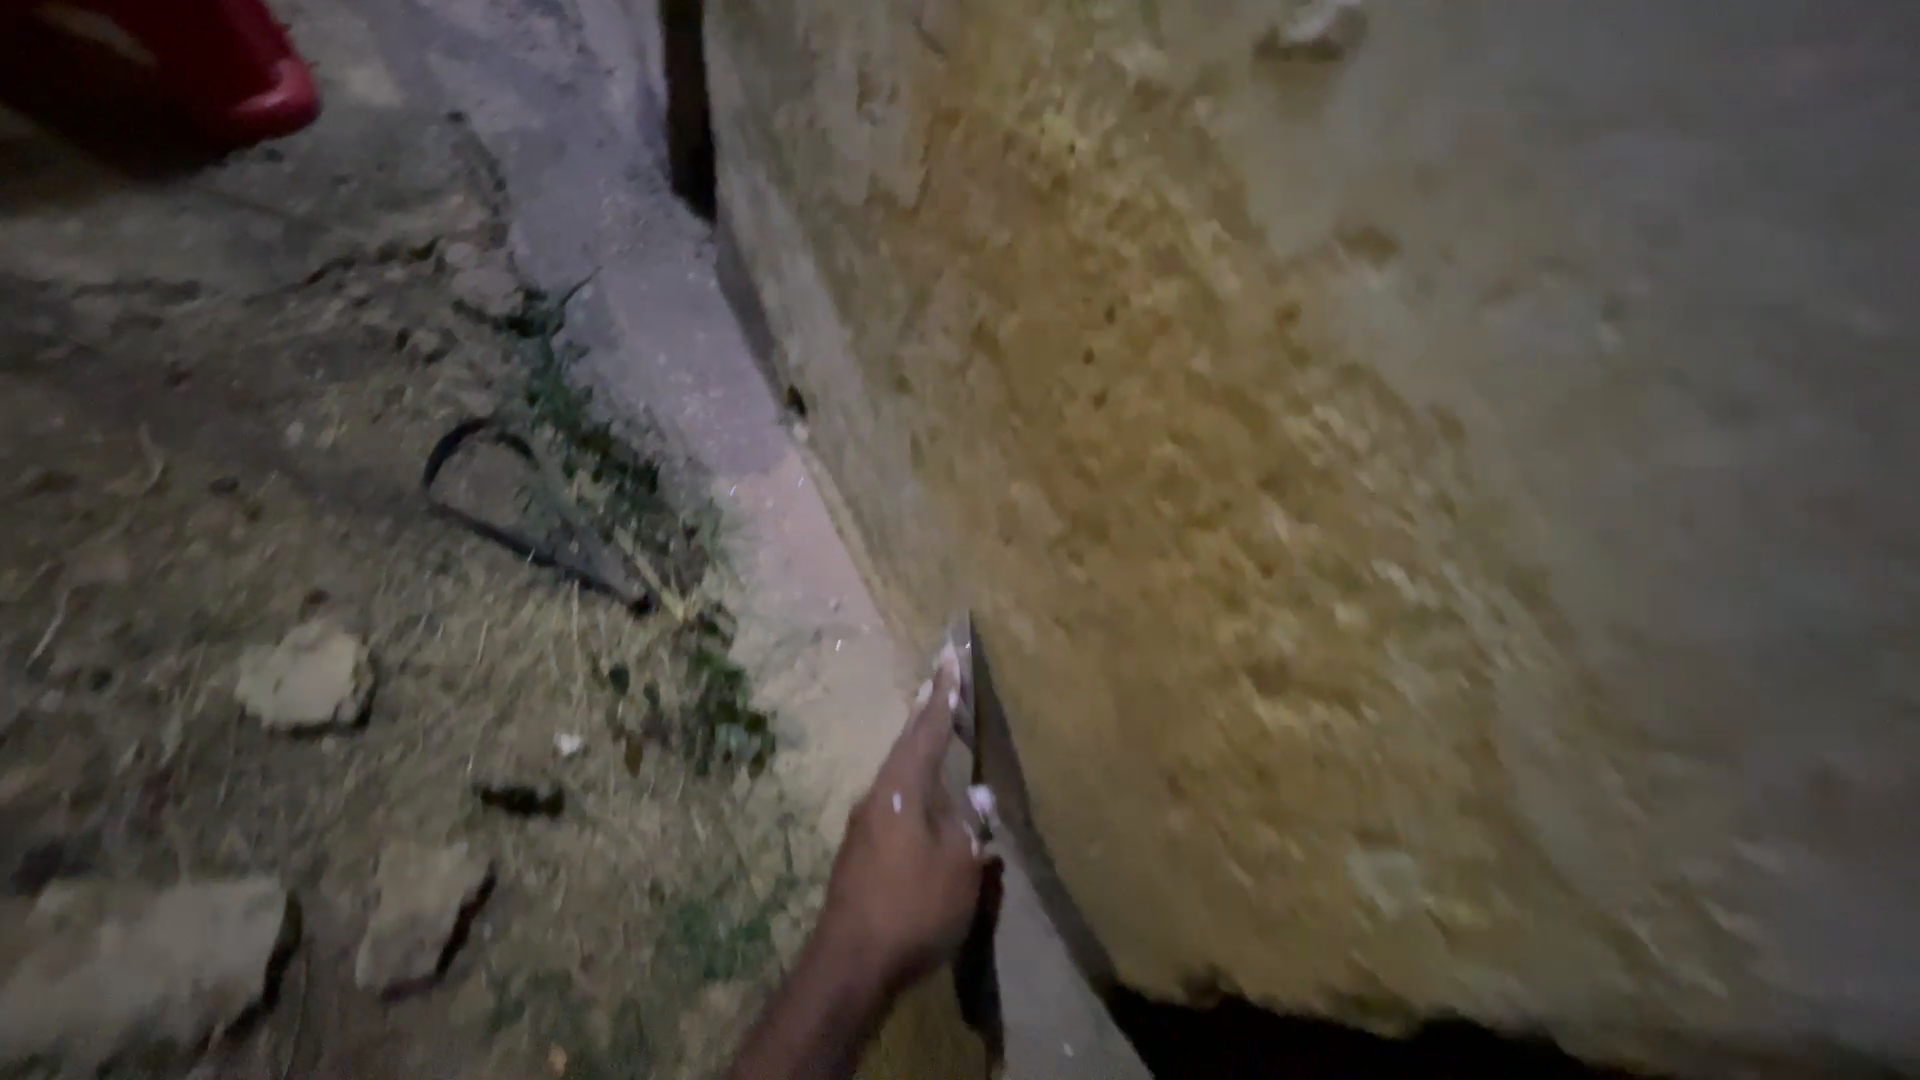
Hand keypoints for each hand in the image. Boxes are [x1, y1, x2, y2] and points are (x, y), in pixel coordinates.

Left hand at [813, 657, 990, 995]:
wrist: (850, 963)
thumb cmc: (913, 904)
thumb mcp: (959, 864)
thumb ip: (969, 824)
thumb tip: (973, 798)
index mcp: (902, 787)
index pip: (927, 727)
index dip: (943, 693)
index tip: (948, 657)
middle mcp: (877, 795)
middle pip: (909, 748)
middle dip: (928, 721)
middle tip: (942, 691)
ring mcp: (864, 826)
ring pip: (903, 783)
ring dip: (925, 767)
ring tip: (946, 761)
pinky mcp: (861, 854)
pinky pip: (897, 812)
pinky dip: (919, 803)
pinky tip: (933, 823)